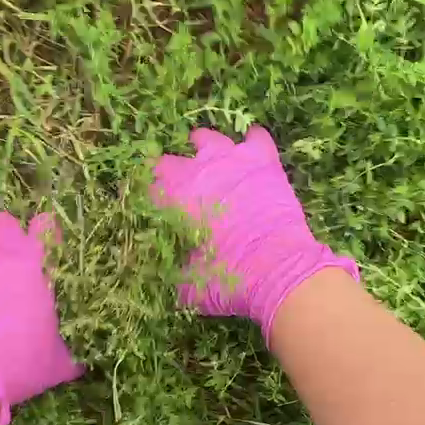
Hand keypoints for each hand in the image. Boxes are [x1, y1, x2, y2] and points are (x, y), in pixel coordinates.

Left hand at [0, 212, 81, 424]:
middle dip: (9, 241)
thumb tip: (78, 362)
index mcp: (29, 264)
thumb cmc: (18, 363)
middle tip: (17, 272)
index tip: (50, 252)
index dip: (48, 235)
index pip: (44, 228)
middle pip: (2, 225)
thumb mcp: (56, 362)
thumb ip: (67, 350)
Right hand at [152, 126, 358, 340]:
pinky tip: (250, 153)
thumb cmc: (228, 279)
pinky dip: (250, 144)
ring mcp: (232, 159)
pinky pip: (255, 138)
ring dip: (205, 150)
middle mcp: (198, 170)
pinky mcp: (264, 161)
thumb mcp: (189, 287)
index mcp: (173, 198)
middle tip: (179, 191)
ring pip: (209, 139)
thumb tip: (169, 275)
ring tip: (209, 162)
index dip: (146, 196)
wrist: (278, 270)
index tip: (150, 208)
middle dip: (171, 174)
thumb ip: (175, 272)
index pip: (147, 186)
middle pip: (172, 160)